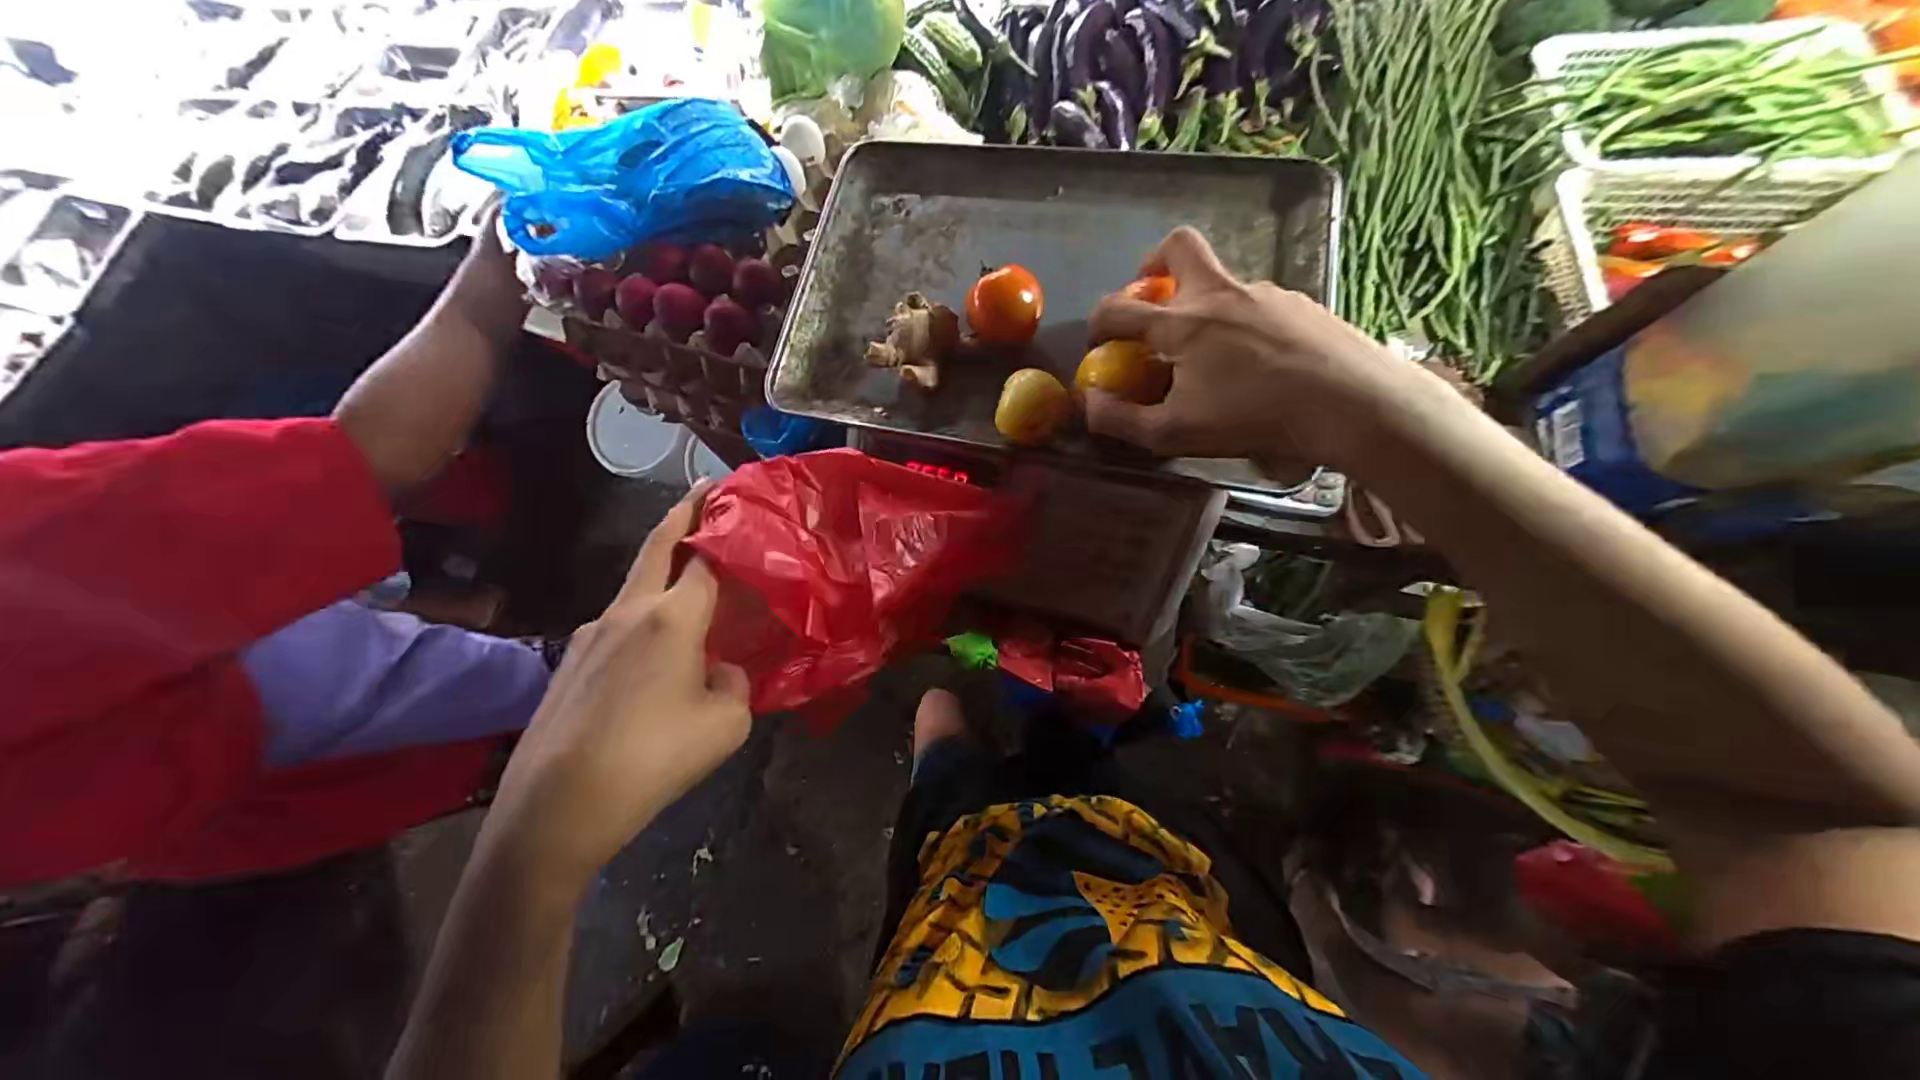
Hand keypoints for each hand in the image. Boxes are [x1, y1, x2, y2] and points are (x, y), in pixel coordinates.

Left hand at [483, 482, 750, 884]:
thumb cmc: (653, 759)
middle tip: (704, 492)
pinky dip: (647, 620)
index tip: (736, 500)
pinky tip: (659, 659)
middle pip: (657, 547)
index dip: (723, 525)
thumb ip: (735, 684)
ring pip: (637, 589)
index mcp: (671, 617)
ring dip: (666, 576)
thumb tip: (721, 671)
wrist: (554, 809)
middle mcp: (627, 612)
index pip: (704, 556)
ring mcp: (590, 636)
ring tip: (697, 592)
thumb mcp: (726, 724)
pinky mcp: (570, 664)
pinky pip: (620, 627)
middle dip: (683, 514)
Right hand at [1083, 227, 1408, 467]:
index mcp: (1182, 322)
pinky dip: (1240, 322)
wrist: (1352, 403)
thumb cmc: (1252, 418)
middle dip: (1153, 264)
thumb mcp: (1173, 433)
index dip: (1098, 324)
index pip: (1119, 308)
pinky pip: (1256, 303)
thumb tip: (1086, 404)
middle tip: (1151, 299)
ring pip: (1221, 280)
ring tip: (1209, 354)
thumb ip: (1120, 420)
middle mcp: (1220, 294)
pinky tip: (1255, 362)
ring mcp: (1265, 293)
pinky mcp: (1300, 304)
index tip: (1098, 344)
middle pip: (1179, 247)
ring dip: (1201, 304)